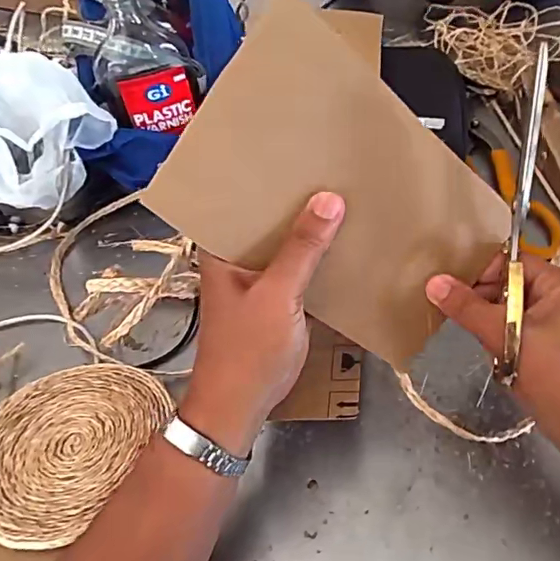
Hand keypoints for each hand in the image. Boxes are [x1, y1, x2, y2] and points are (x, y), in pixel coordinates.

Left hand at [184, 192, 345, 456]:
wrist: (240, 406)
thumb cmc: (248, 350)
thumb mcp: (278, 295)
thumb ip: (302, 249)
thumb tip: (329, 199)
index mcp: (220, 251)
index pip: (240, 202)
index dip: (266, 179)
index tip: (297, 154)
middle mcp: (234, 260)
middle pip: (266, 222)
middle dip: (294, 202)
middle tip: (328, 170)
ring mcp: (255, 281)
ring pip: (283, 246)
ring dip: (307, 231)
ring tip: (340, 199)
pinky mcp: (274, 300)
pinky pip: (295, 269)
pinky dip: (313, 259)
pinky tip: (339, 244)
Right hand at [425, 254, 559, 446]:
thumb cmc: (552, 375)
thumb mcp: (503, 336)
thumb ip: (467, 307)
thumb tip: (434, 282)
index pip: (515, 263)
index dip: (484, 274)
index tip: (457, 293)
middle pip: (514, 287)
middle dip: (488, 306)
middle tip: (468, 323)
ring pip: (516, 312)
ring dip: (497, 328)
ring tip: (492, 349)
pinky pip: (525, 331)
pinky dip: (510, 342)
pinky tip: (504, 361)